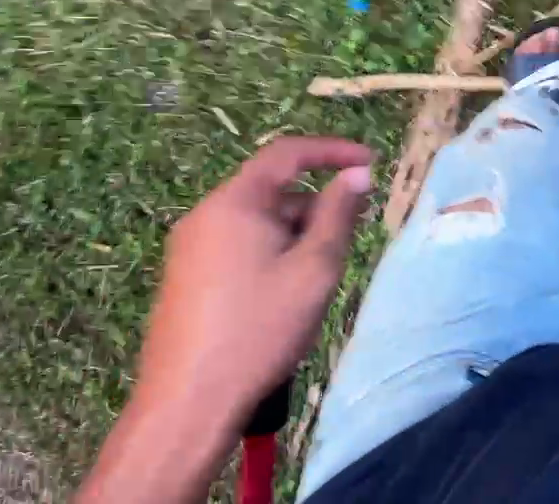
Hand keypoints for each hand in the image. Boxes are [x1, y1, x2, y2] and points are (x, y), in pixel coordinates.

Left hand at [131, 136, 374, 430]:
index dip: (334, 150)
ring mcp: (190, 249)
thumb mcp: (315, 266)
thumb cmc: (259, 327)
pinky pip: (241, 243)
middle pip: (274, 189)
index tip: (372, 162)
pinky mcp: (187, 277)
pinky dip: (274, 250)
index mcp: (233, 204)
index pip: (288, 153)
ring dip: (297, 233)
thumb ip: (339, 213)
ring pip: (260, 220)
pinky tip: (288, 291)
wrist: (187, 407)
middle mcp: (205, 216)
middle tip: (349, 238)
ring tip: (319, 275)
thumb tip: (357, 174)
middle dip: (317, 205)